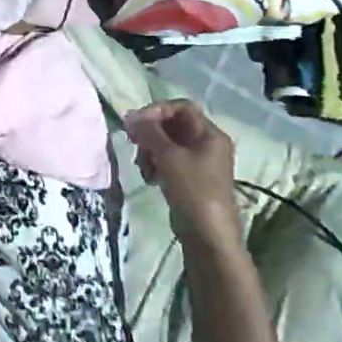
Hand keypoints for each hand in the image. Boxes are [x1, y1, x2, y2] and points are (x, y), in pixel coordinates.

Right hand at [126, 100, 241, 247]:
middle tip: (135, 144)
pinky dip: (155, 164)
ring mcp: (199, 162)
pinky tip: (150, 178)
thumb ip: (149, 132)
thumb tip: (130, 115)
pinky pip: (168, 160)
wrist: (207, 233)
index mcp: (210, 134)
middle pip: (172, 125)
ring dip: (149, 150)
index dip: (156, 110)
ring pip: (166, 143)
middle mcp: (207, 144)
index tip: (136, 123)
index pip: (181, 107)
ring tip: (144, 167)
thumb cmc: (193, 189)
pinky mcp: (189, 177)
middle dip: (150, 133)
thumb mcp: (168, 156)